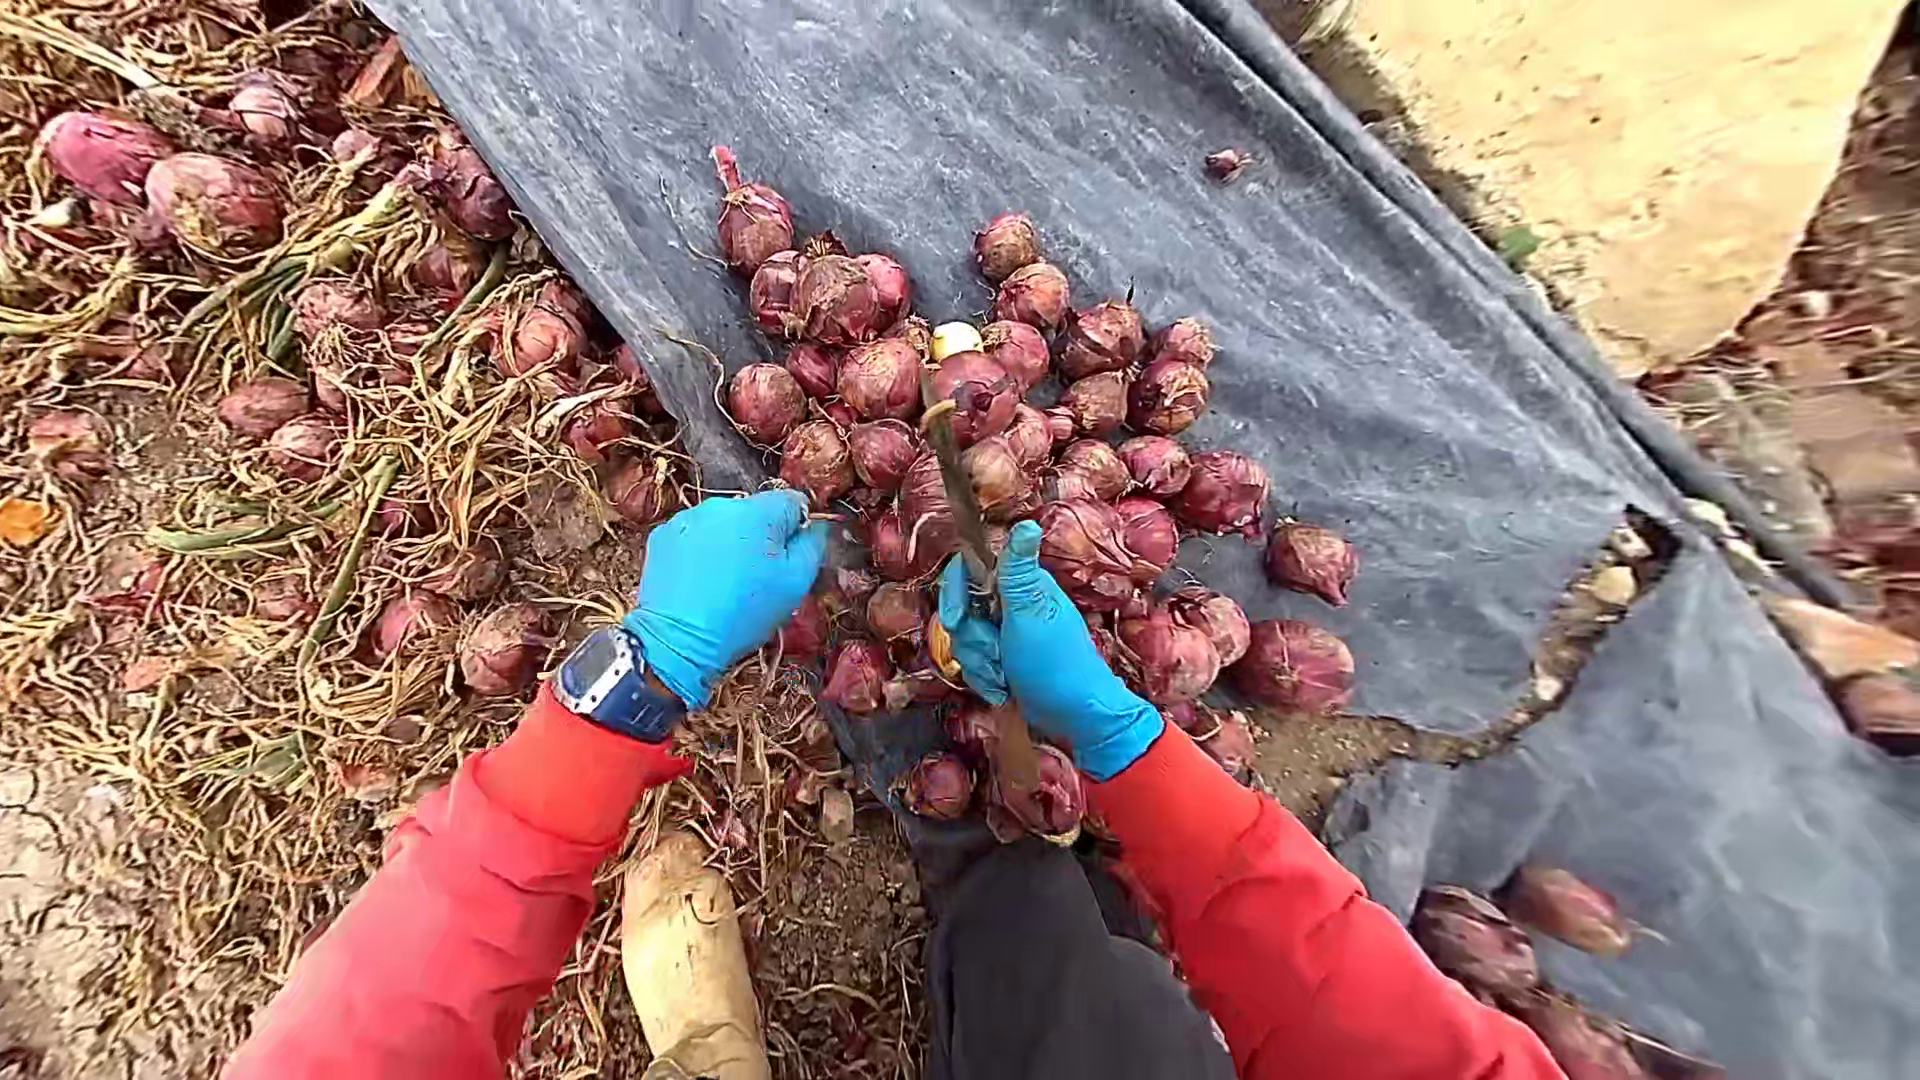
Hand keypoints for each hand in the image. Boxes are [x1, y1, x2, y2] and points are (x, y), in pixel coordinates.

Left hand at [624, 491, 827, 707]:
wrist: (679, 640)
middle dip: (764, 537)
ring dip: (734, 543)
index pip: (792, 502)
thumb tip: (816, 526)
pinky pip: (698, 535)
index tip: (789, 559)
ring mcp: (688, 518)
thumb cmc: (744, 612)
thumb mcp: (797, 582)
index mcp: (757, 512)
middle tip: (760, 576)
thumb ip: (814, 544)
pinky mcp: (663, 536)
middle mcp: (721, 506)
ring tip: (729, 581)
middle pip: (757, 512)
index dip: (798, 530)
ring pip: (727, 523)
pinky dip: (705, 551)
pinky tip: (704, 580)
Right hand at [937, 520, 1162, 779]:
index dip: (954, 595)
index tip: (956, 620)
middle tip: (996, 654)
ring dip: (979, 663)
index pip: (967, 570)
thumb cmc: (1056, 664)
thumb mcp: (1029, 616)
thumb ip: (1018, 571)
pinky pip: (973, 661)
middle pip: (961, 609)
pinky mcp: (1002, 656)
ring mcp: (1006, 630)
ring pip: (964, 638)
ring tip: (1004, 676)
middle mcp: (1011, 601)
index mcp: (1020, 583)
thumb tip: (1026, 523)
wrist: (1077, 717)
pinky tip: (1003, 688)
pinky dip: (984, 678)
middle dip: (972, 639)